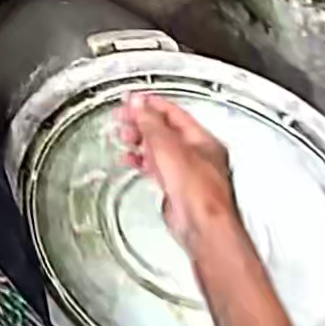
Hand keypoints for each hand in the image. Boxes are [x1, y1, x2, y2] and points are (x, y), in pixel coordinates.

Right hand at [116, 92, 237, 249]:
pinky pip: (155, 165)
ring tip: (123, 136)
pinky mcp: (177, 186)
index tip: (131, 99)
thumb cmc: (197, 190)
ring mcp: (188, 170)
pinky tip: (130, 159)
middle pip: (164, 129)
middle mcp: (198, 154)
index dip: (149, 103)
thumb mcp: (166, 145)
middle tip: (122, 116)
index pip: (173, 112)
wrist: (202, 226)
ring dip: (138, 139)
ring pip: (158, 147)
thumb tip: (138, 103)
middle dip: (140, 121)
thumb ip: (149, 121)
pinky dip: (140, 159)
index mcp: (202, 140)